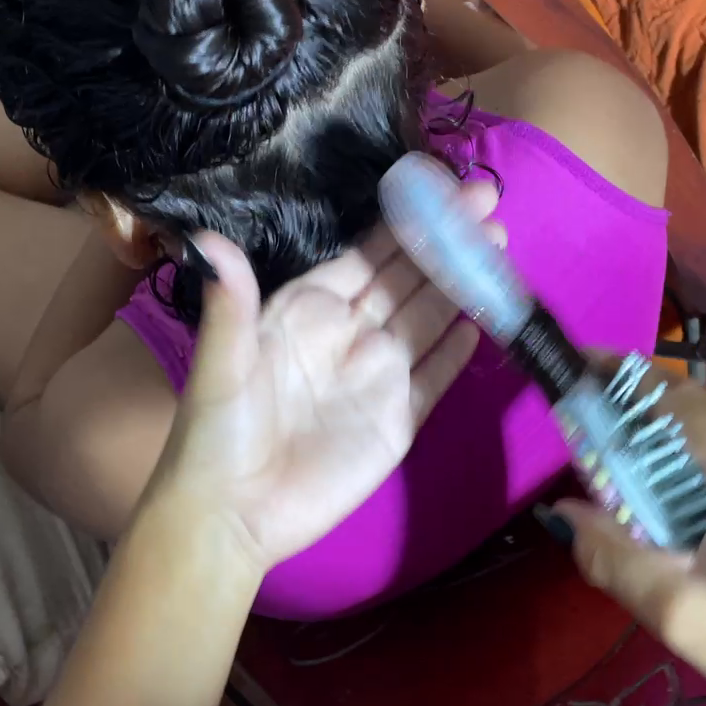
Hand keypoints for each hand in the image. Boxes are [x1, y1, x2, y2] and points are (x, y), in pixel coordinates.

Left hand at [144, 182, 498, 573]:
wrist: (234, 515)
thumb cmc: (219, 434)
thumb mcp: (223, 365)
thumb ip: (230, 303)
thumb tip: (207, 236)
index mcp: (308, 311)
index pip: (366, 256)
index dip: (405, 223)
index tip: (443, 189)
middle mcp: (348, 335)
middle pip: (407, 279)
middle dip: (447, 242)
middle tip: (490, 202)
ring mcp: (377, 377)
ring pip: (429, 319)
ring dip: (463, 283)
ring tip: (498, 246)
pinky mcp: (398, 421)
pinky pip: (435, 378)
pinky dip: (457, 352)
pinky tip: (483, 321)